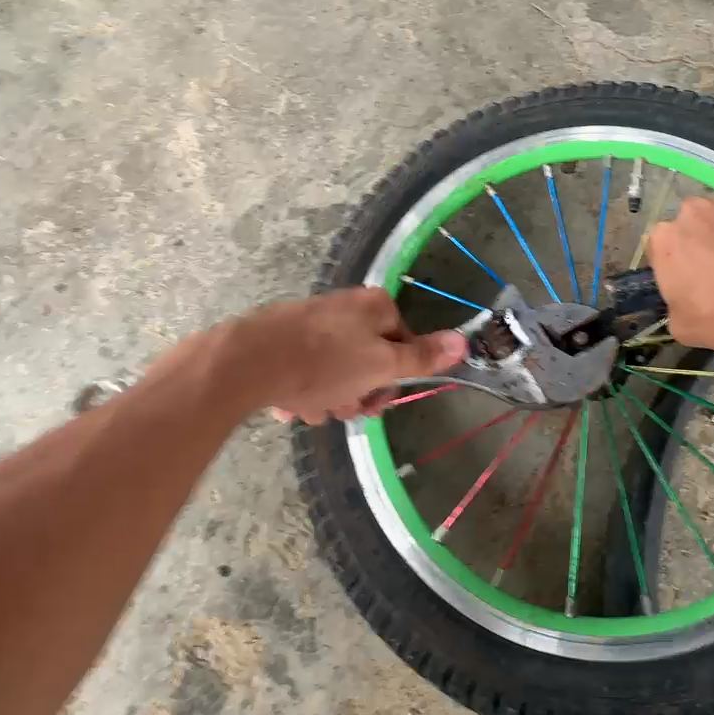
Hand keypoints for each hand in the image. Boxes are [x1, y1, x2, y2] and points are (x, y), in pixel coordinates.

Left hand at [202, 288, 465, 423]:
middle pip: (368, 360)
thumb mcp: (381, 366)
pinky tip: (287, 404)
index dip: (391, 379)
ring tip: (308, 408)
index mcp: (375, 306)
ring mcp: (313, 320)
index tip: (373, 400)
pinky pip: (305, 369)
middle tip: (339, 407)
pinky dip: (301, 389)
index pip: (402, 346)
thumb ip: (421, 358)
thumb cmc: (324, 363)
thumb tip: (465, 341)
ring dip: (328, 397)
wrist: (248, 361)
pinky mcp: (284, 337)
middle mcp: (346, 306)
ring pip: (336, 370)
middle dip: (356, 392)